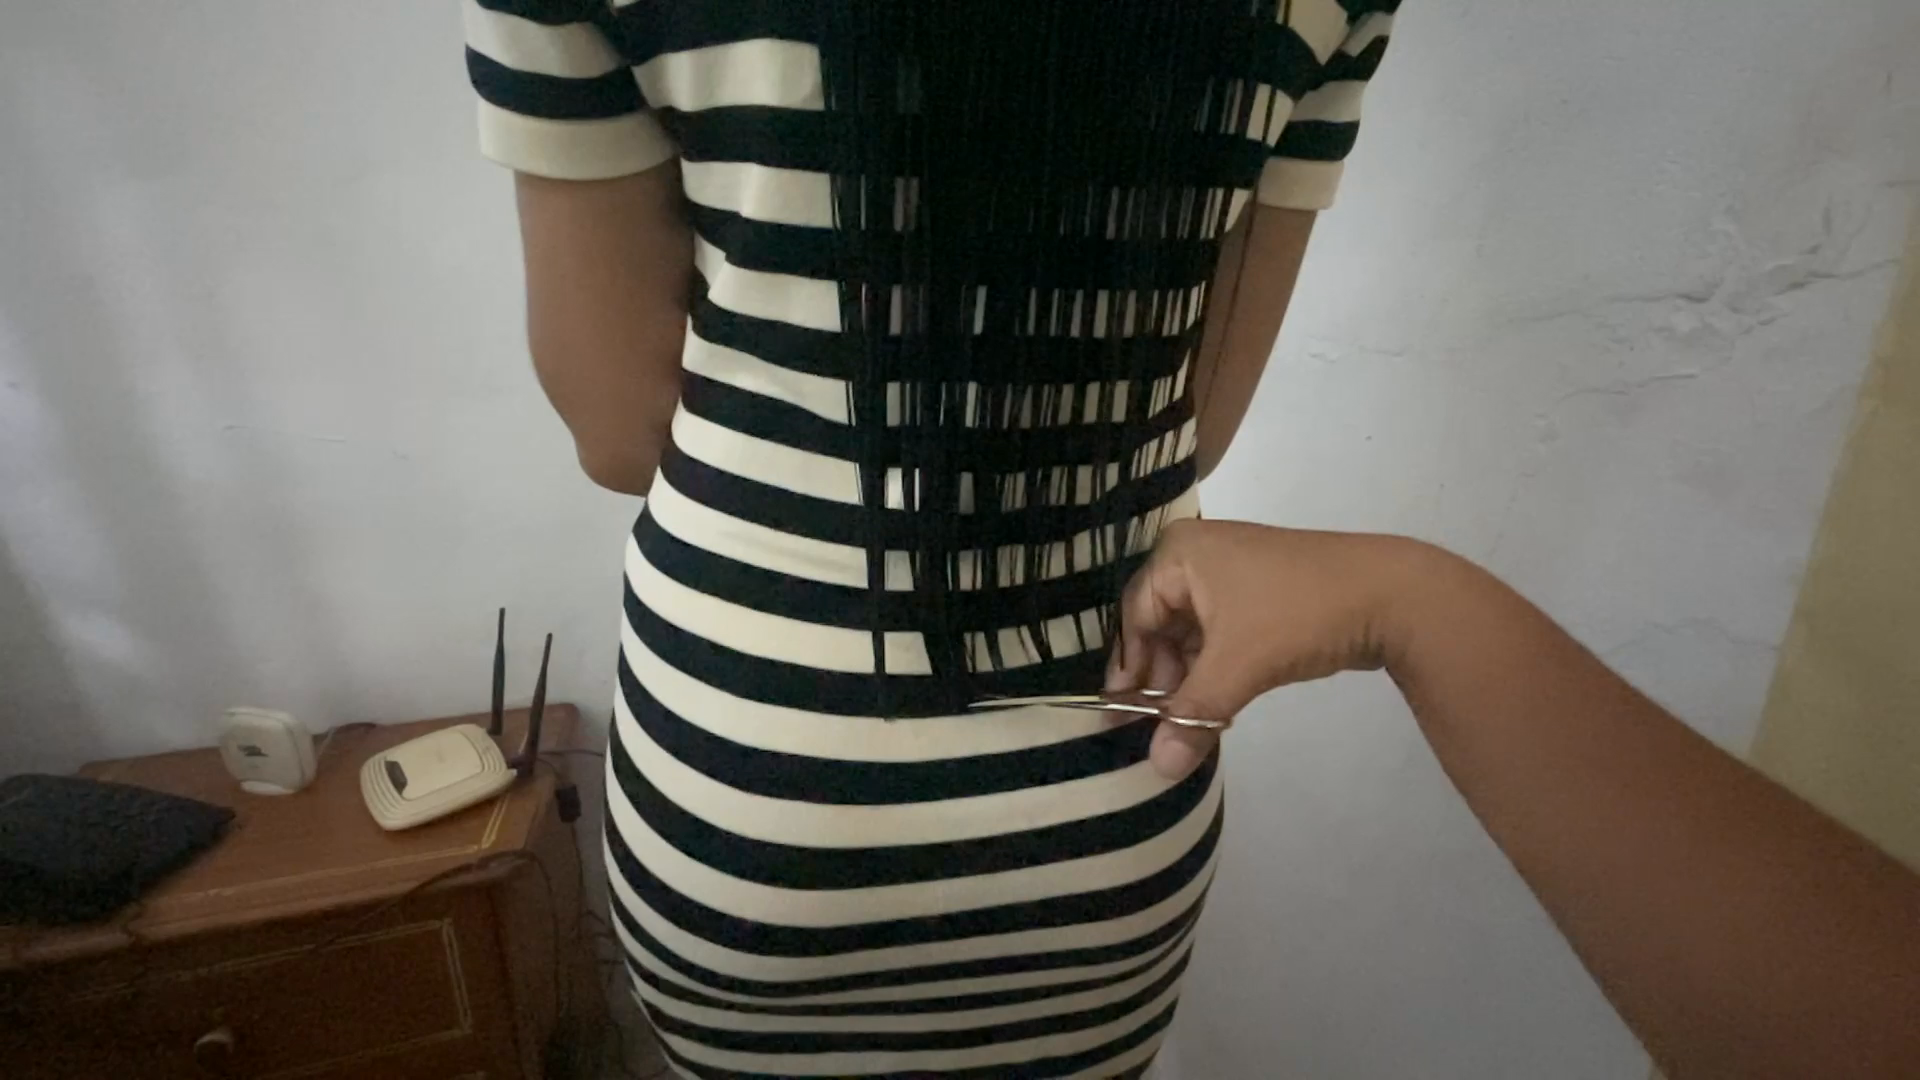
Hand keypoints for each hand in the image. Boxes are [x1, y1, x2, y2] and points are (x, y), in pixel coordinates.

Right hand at [1106, 521, 1434, 778]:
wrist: (1397, 595)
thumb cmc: (1299, 613)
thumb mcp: (1239, 664)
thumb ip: (1192, 715)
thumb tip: (1158, 770)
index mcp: (1179, 554)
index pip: (1133, 617)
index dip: (1126, 670)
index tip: (1119, 718)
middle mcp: (1196, 556)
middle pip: (1159, 625)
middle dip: (1160, 678)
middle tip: (1155, 727)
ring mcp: (1228, 573)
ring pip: (1189, 634)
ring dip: (1188, 679)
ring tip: (1185, 723)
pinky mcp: (1257, 594)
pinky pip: (1217, 634)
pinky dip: (1213, 669)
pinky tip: (1211, 705)